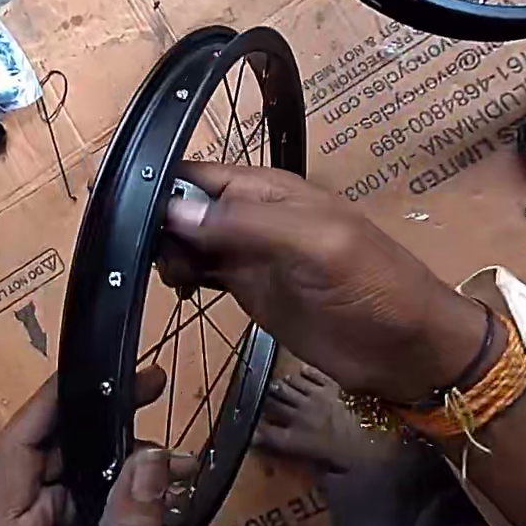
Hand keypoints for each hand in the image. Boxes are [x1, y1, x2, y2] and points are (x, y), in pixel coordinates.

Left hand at [0, 374, 174, 525]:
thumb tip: (154, 455)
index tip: (87, 373)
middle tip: (145, 389)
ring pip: (69, 469)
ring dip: (115, 452)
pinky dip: (118, 482)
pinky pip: (83, 494)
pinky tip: (155, 474)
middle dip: (97, 421)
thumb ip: (131, 524)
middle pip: (46, 451)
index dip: (48, 405)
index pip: (15, 450)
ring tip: (161, 437)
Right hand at [161, 162, 488, 400]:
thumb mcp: (315, 244)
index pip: (197, 174)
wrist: (407, 351)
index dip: (158, 183)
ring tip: (174, 276)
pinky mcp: (245, 286)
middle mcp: (247, 214)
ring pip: (186, 238)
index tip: (118, 203)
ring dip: (166, 251)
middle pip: (183, 205)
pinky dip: (181, 274)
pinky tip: (180, 287)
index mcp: (264, 190)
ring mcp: (245, 252)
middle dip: (156, 222)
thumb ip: (245, 222)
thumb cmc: (372, 286)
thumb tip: (173, 210)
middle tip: (149, 255)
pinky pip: (199, 270)